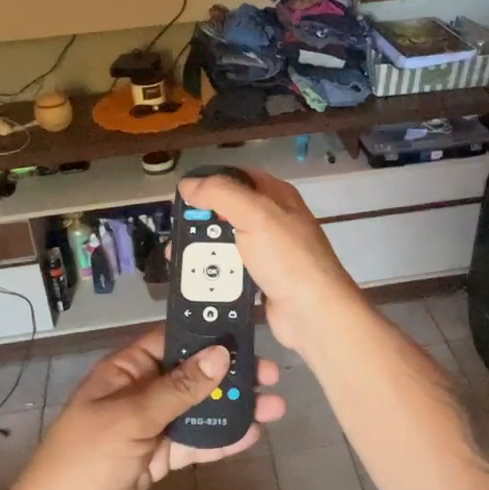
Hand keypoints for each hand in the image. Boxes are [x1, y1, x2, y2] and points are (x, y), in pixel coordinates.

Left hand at [13, 328, 283, 489]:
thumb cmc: (87, 458)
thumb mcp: (133, 417)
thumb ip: (179, 388)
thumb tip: (220, 353)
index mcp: (126, 370)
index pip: (173, 340)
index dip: (208, 335)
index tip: (247, 333)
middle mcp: (141, 391)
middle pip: (192, 374)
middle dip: (230, 375)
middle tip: (271, 376)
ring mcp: (150, 425)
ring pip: (198, 409)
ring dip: (232, 407)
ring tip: (273, 407)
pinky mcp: (158, 456)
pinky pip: (194, 441)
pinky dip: (219, 439)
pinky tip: (250, 436)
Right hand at [178, 168, 363, 355]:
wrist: (312, 313)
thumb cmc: (287, 258)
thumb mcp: (255, 215)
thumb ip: (220, 193)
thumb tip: (188, 185)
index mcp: (276, 196)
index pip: (238, 176)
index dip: (210, 181)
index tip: (182, 194)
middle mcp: (272, 220)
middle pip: (228, 211)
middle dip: (201, 221)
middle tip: (176, 231)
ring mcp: (267, 252)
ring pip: (226, 243)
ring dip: (204, 249)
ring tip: (178, 257)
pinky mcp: (260, 279)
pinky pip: (230, 270)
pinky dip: (214, 272)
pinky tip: (196, 278)